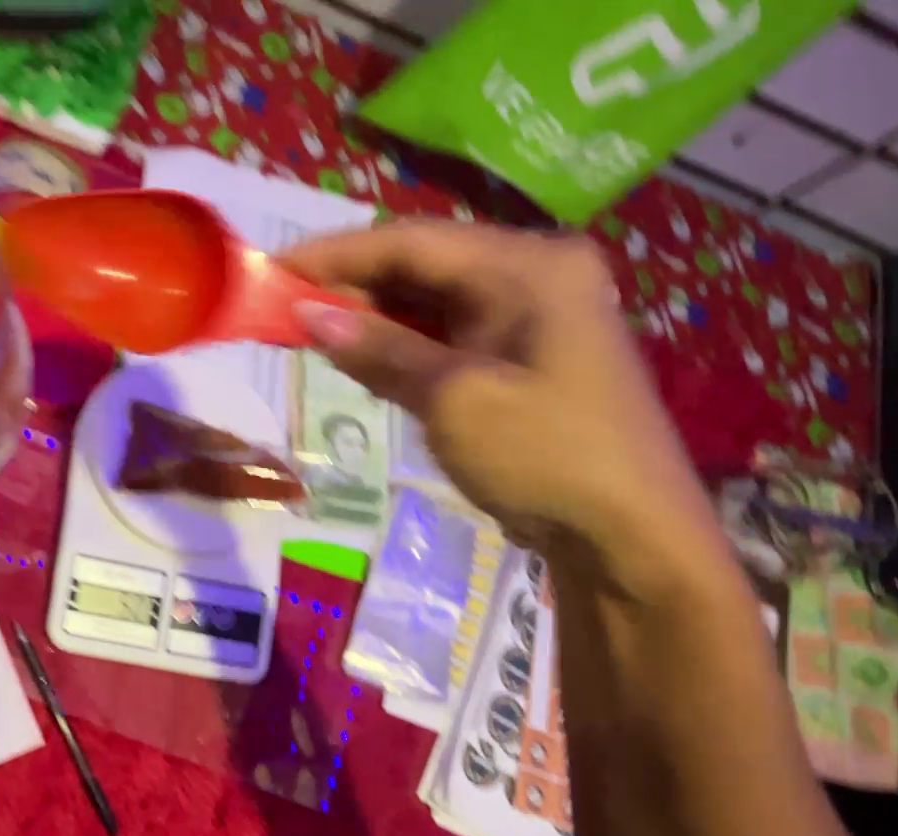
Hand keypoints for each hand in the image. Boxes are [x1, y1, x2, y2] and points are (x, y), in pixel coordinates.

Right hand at [280, 221, 726, 598]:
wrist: (624, 531)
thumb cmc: (543, 454)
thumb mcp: (452, 398)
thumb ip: (378, 349)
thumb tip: (306, 313)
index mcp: (528, 267)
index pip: (411, 242)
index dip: (335, 255)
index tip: (272, 270)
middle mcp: (531, 275)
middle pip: (420, 264)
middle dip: (348, 284)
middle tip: (280, 307)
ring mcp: (526, 317)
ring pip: (427, 299)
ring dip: (368, 314)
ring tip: (303, 329)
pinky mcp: (516, 356)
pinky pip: (443, 333)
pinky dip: (396, 341)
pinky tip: (354, 352)